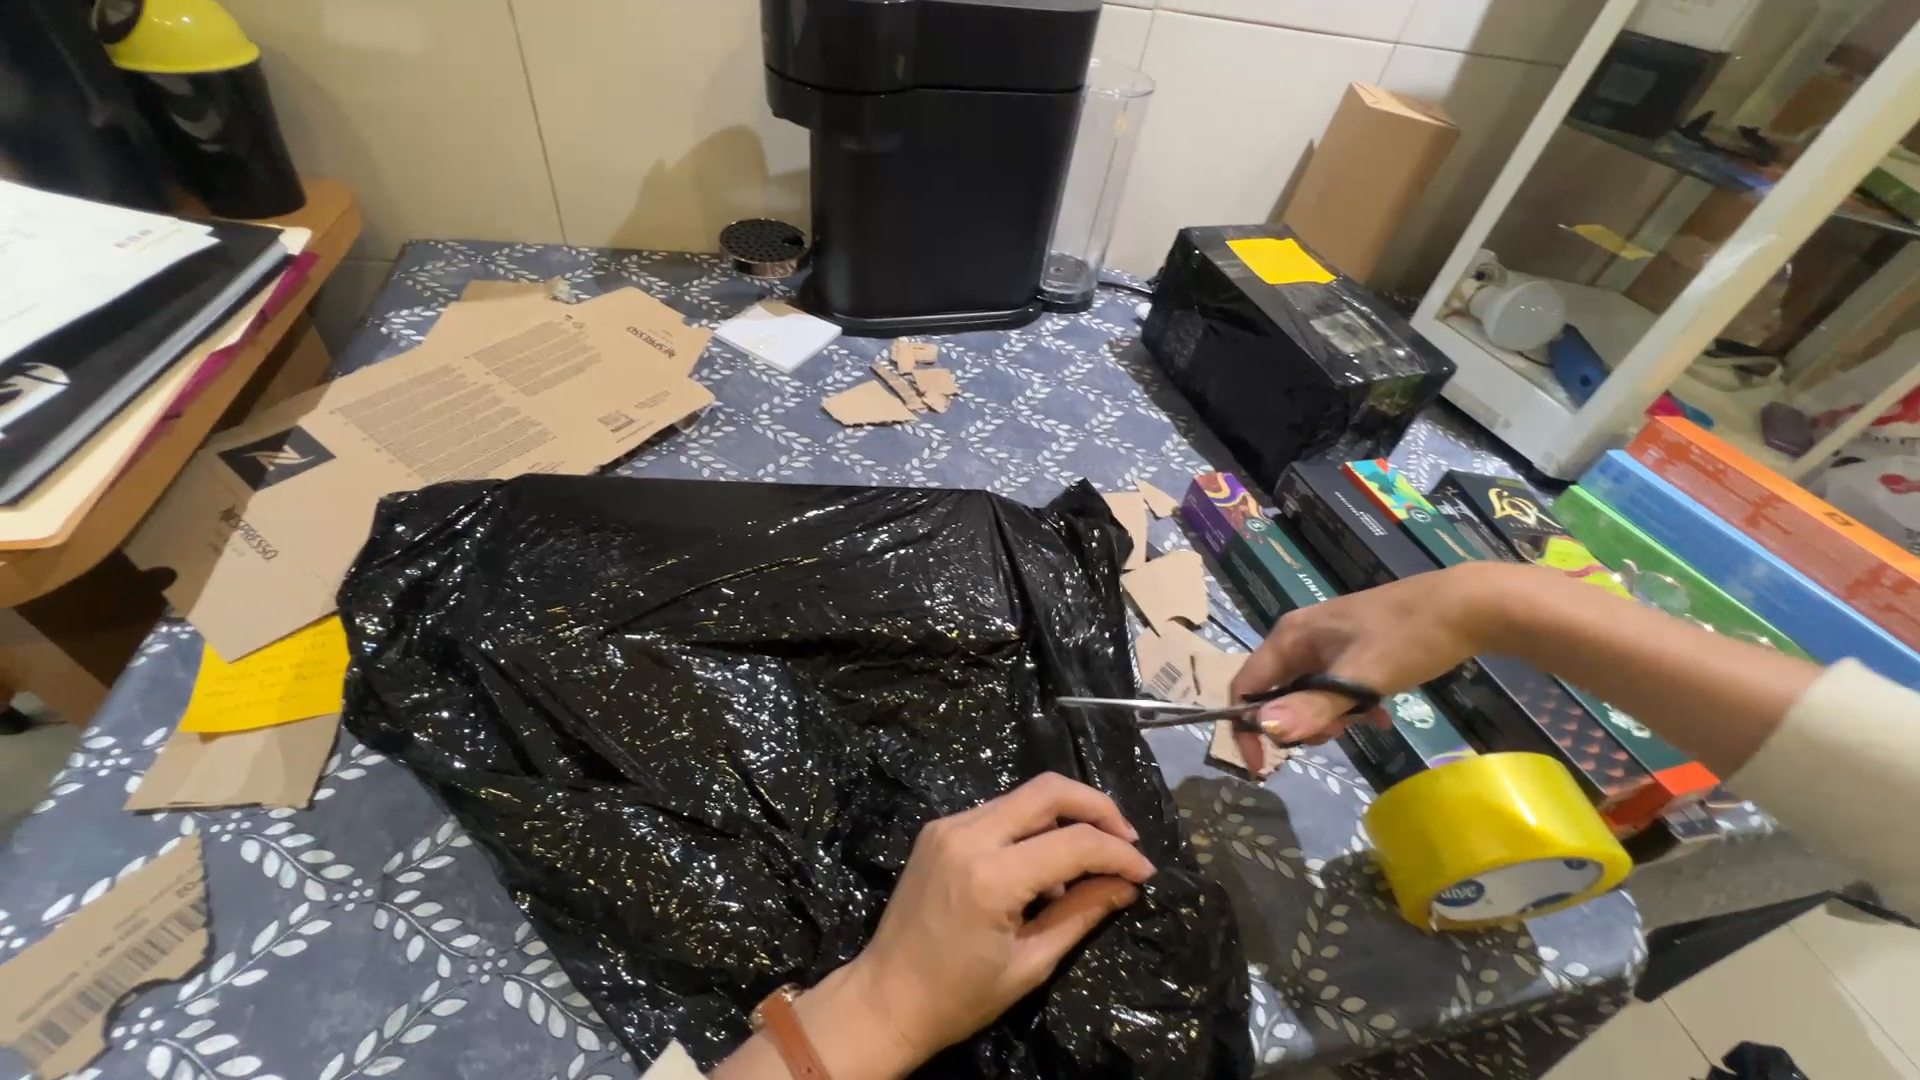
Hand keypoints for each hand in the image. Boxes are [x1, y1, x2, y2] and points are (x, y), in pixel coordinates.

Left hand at [833, 773, 1156, 1069]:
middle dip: (1097, 807)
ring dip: (1066, 814)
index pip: (1073, 842)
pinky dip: (1032, 826)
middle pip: (1048, 790)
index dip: (1117, 853)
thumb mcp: (1030, 963)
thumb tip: (1126, 884)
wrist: (885, 997)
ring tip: (1092, 856)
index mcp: (991, 876)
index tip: (1145, 872)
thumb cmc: (959, 996)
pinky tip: (1046, 862)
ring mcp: (949, 824)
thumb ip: (1081, 913)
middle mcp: (968, 834)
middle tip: (1127, 839)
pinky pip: (999, 811)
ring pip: (1024, 795)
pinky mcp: (939, 827)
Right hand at [1231, 563, 1508, 746]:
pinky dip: (1348, 704)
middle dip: (1298, 721)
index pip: (1245, 687)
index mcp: (1289, 637)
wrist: (1466, 606)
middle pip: (1275, 691)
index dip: (1246, 727)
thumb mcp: (1361, 678)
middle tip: (1336, 734)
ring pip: (1305, 691)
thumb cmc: (1408, 638)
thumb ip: (1312, 706)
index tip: (1265, 766)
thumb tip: (1265, 730)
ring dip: (1327, 715)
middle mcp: (1298, 637)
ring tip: (1364, 720)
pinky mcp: (1349, 647)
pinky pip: (1331, 685)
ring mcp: (1324, 642)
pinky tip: (1378, 712)